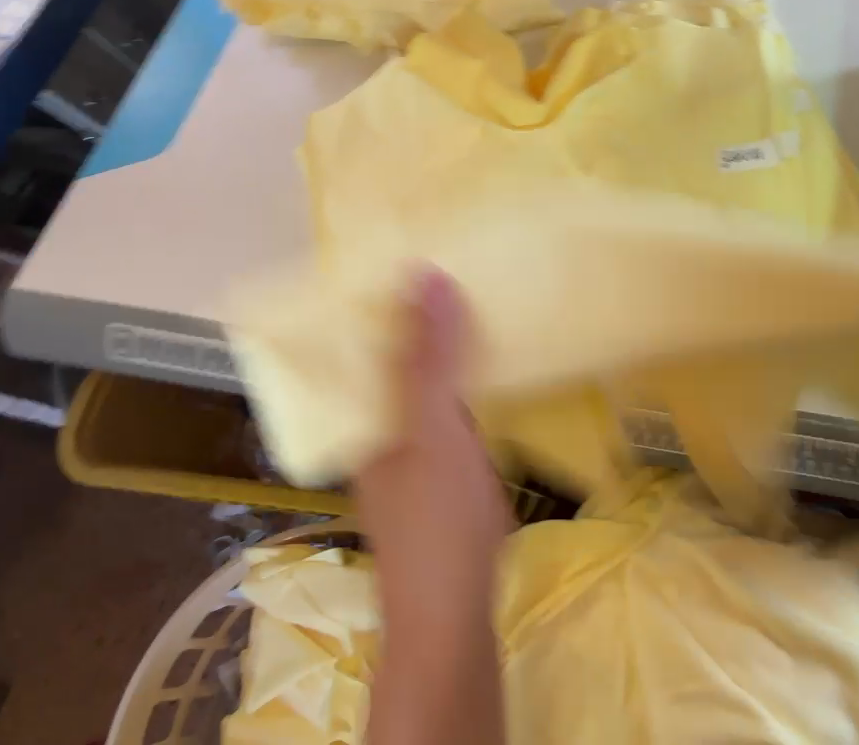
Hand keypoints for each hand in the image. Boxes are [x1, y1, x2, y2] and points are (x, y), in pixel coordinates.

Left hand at [353, 266, 507, 608]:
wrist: (454, 612)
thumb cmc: (437, 518)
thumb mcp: (431, 429)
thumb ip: (427, 359)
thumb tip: (424, 274)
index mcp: (361, 414)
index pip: (363, 336)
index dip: (386, 292)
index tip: (421, 245)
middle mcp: (377, 428)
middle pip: (395, 356)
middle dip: (422, 314)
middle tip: (466, 263)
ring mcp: (410, 453)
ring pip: (425, 382)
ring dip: (448, 345)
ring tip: (485, 300)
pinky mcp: (442, 472)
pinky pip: (450, 408)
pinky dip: (468, 380)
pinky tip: (496, 369)